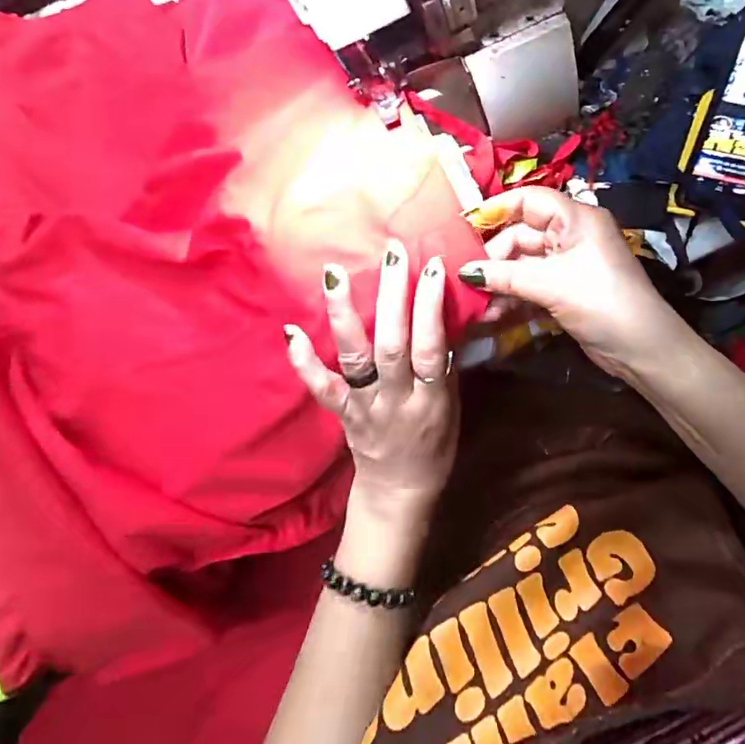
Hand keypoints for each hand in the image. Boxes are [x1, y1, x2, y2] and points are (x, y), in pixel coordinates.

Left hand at [285, 239, 460, 520]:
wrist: (400, 491)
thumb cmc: (435, 444)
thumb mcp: (453, 406)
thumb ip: (445, 363)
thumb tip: (443, 312)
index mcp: (431, 398)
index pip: (431, 347)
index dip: (430, 308)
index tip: (432, 266)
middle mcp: (396, 399)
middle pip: (392, 344)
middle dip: (393, 296)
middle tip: (393, 252)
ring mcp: (365, 406)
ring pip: (355, 358)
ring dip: (344, 315)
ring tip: (335, 274)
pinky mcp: (341, 413)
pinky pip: (321, 388)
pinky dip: (304, 361)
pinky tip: (291, 331)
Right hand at [459, 187, 688, 379]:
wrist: (643, 349)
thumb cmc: (601, 302)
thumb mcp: (551, 285)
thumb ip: (504, 276)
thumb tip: (464, 272)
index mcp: (575, 219)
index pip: (528, 200)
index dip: (495, 209)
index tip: (463, 226)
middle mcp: (570, 235)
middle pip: (520, 235)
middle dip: (492, 257)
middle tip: (466, 278)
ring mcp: (568, 264)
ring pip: (522, 264)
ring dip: (499, 282)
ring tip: (475, 302)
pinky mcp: (565, 289)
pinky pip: (530, 285)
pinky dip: (512, 297)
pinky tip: (491, 315)